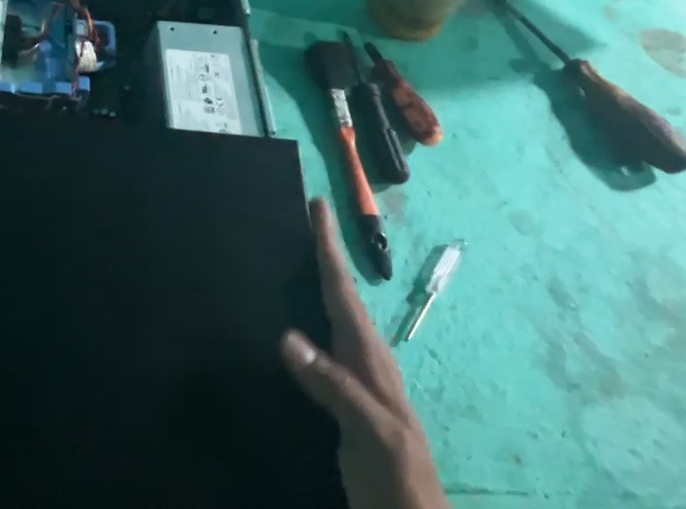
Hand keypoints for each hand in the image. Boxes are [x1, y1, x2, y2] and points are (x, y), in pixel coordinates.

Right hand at [281, 198, 448, 508]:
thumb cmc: (398, 479)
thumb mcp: (372, 433)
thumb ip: (335, 387)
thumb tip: (287, 336)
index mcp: (371, 361)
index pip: (344, 294)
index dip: (330, 250)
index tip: (318, 207)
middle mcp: (364, 361)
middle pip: (340, 296)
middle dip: (323, 256)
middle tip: (304, 219)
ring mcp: (356, 381)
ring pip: (333, 317)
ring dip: (316, 283)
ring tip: (293, 255)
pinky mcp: (343, 402)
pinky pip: (322, 344)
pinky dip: (308, 318)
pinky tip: (290, 323)